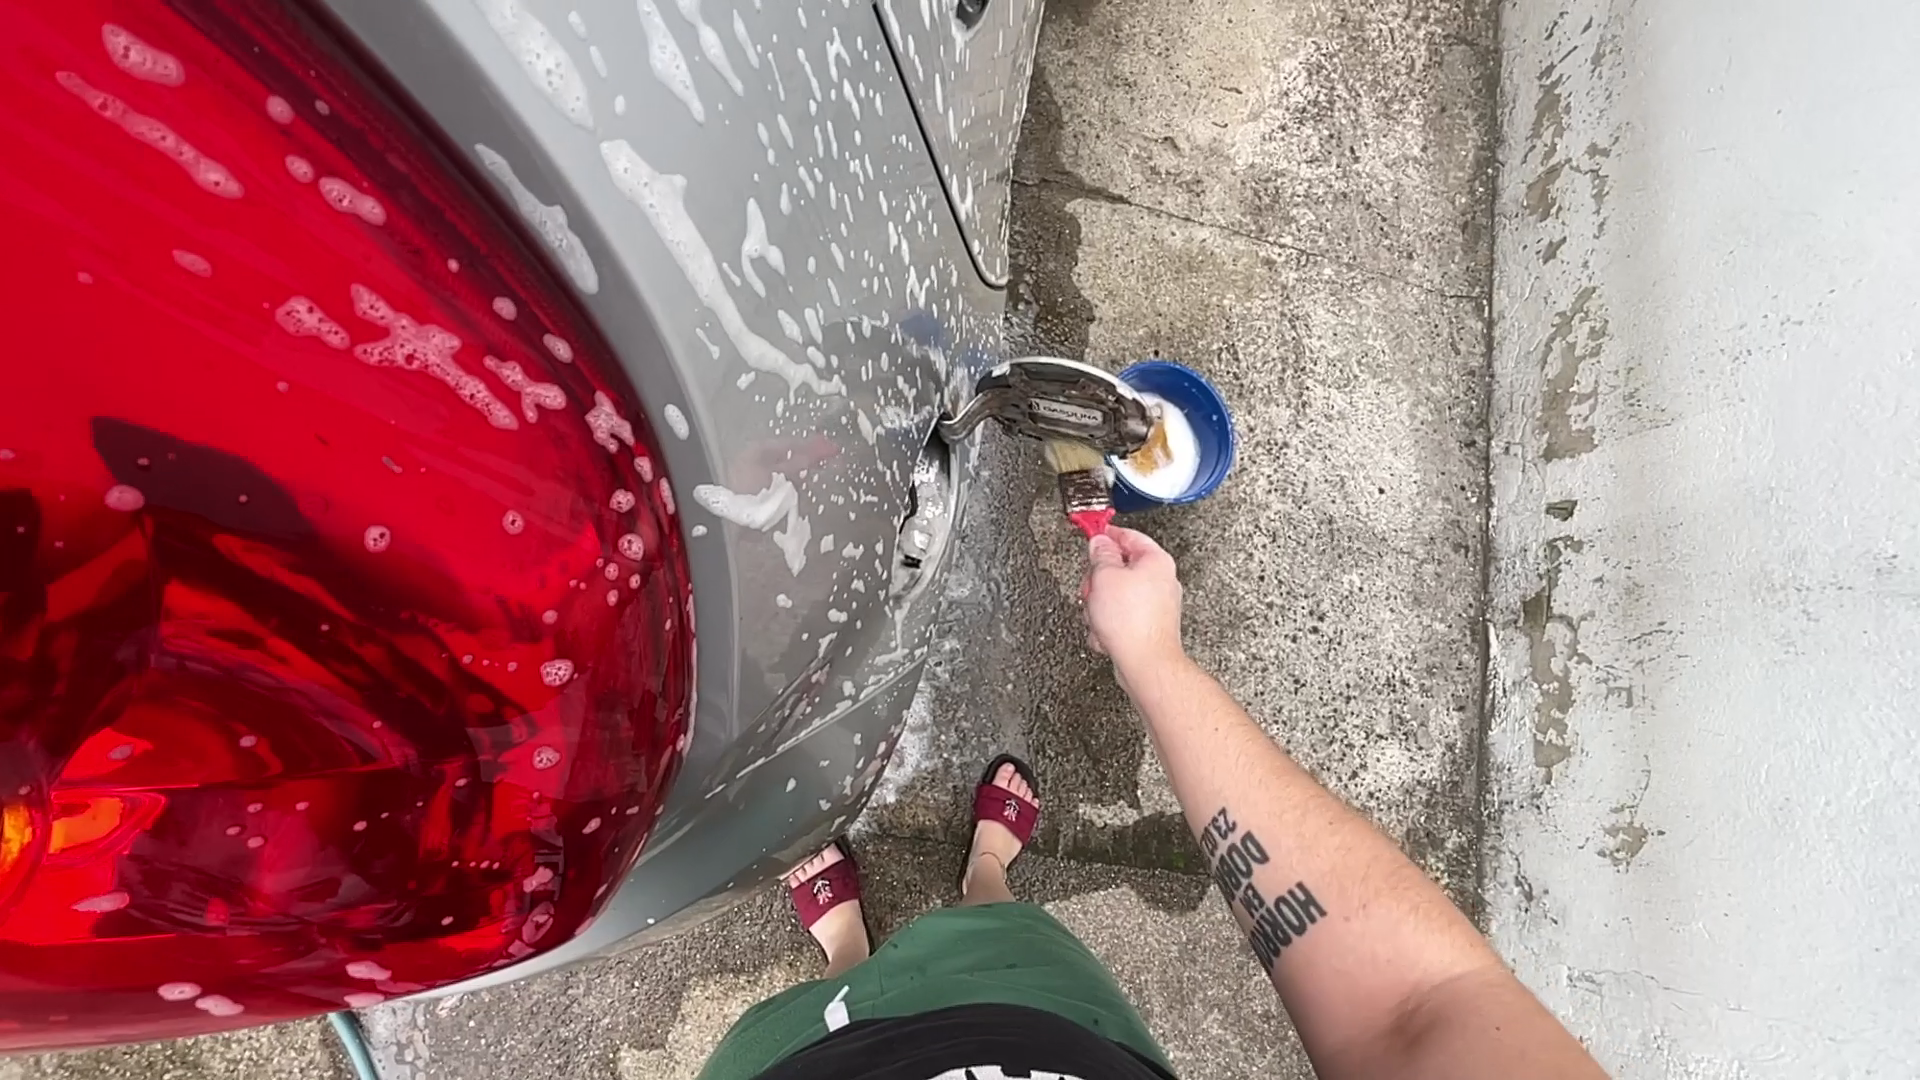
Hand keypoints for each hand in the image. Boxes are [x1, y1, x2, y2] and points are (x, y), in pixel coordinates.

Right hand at [1082, 526, 1184, 680]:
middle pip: (1118, 567)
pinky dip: (1108, 623)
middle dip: (1097, 580)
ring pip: (1115, 594)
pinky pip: (1120, 615)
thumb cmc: (1131, 622)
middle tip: (1092, 590)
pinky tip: (1106, 632)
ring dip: (1099, 605)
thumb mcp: (1104, 576)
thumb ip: (1100, 554)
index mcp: (1155, 560)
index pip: (1127, 535)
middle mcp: (1160, 579)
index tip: (1091, 533)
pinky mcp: (1148, 624)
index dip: (1105, 534)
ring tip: (1099, 617)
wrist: (1145, 662)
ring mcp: (1156, 604)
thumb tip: (1098, 543)